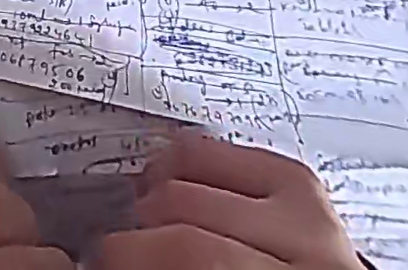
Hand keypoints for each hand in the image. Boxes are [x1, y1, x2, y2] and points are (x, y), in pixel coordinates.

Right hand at [92, 132, 364, 269]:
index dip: (125, 252)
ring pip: (195, 162)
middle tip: (114, 243)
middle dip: (135, 225)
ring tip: (138, 211)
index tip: (99, 258)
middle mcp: (308, 244)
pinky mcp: (303, 184)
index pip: (186, 250)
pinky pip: (222, 148)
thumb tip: (115, 255)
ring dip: (154, 187)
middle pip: (183, 205)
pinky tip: (171, 182)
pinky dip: (187, 160)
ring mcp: (308, 207)